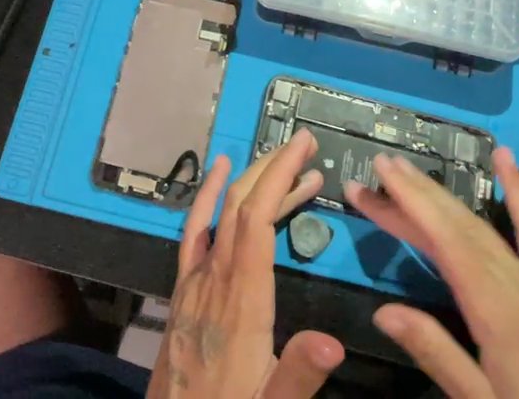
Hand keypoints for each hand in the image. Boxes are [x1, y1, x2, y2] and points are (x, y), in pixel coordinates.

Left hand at [148, 129, 345, 397]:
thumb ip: (298, 372)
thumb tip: (333, 341)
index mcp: (241, 299)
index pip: (257, 219)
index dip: (278, 177)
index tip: (302, 148)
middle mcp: (215, 277)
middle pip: (240, 205)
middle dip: (272, 167)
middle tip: (305, 145)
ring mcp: (196, 279)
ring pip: (223, 213)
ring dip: (254, 180)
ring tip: (290, 164)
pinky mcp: (184, 286)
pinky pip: (195, 229)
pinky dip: (208, 195)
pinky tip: (220, 173)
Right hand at [348, 147, 518, 398]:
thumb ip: (438, 355)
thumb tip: (383, 311)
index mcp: (500, 313)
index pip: (445, 242)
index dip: (408, 204)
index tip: (376, 175)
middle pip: (458, 227)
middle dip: (414, 193)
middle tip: (376, 166)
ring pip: (486, 226)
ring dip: (444, 195)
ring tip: (409, 168)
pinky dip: (518, 191)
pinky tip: (505, 157)